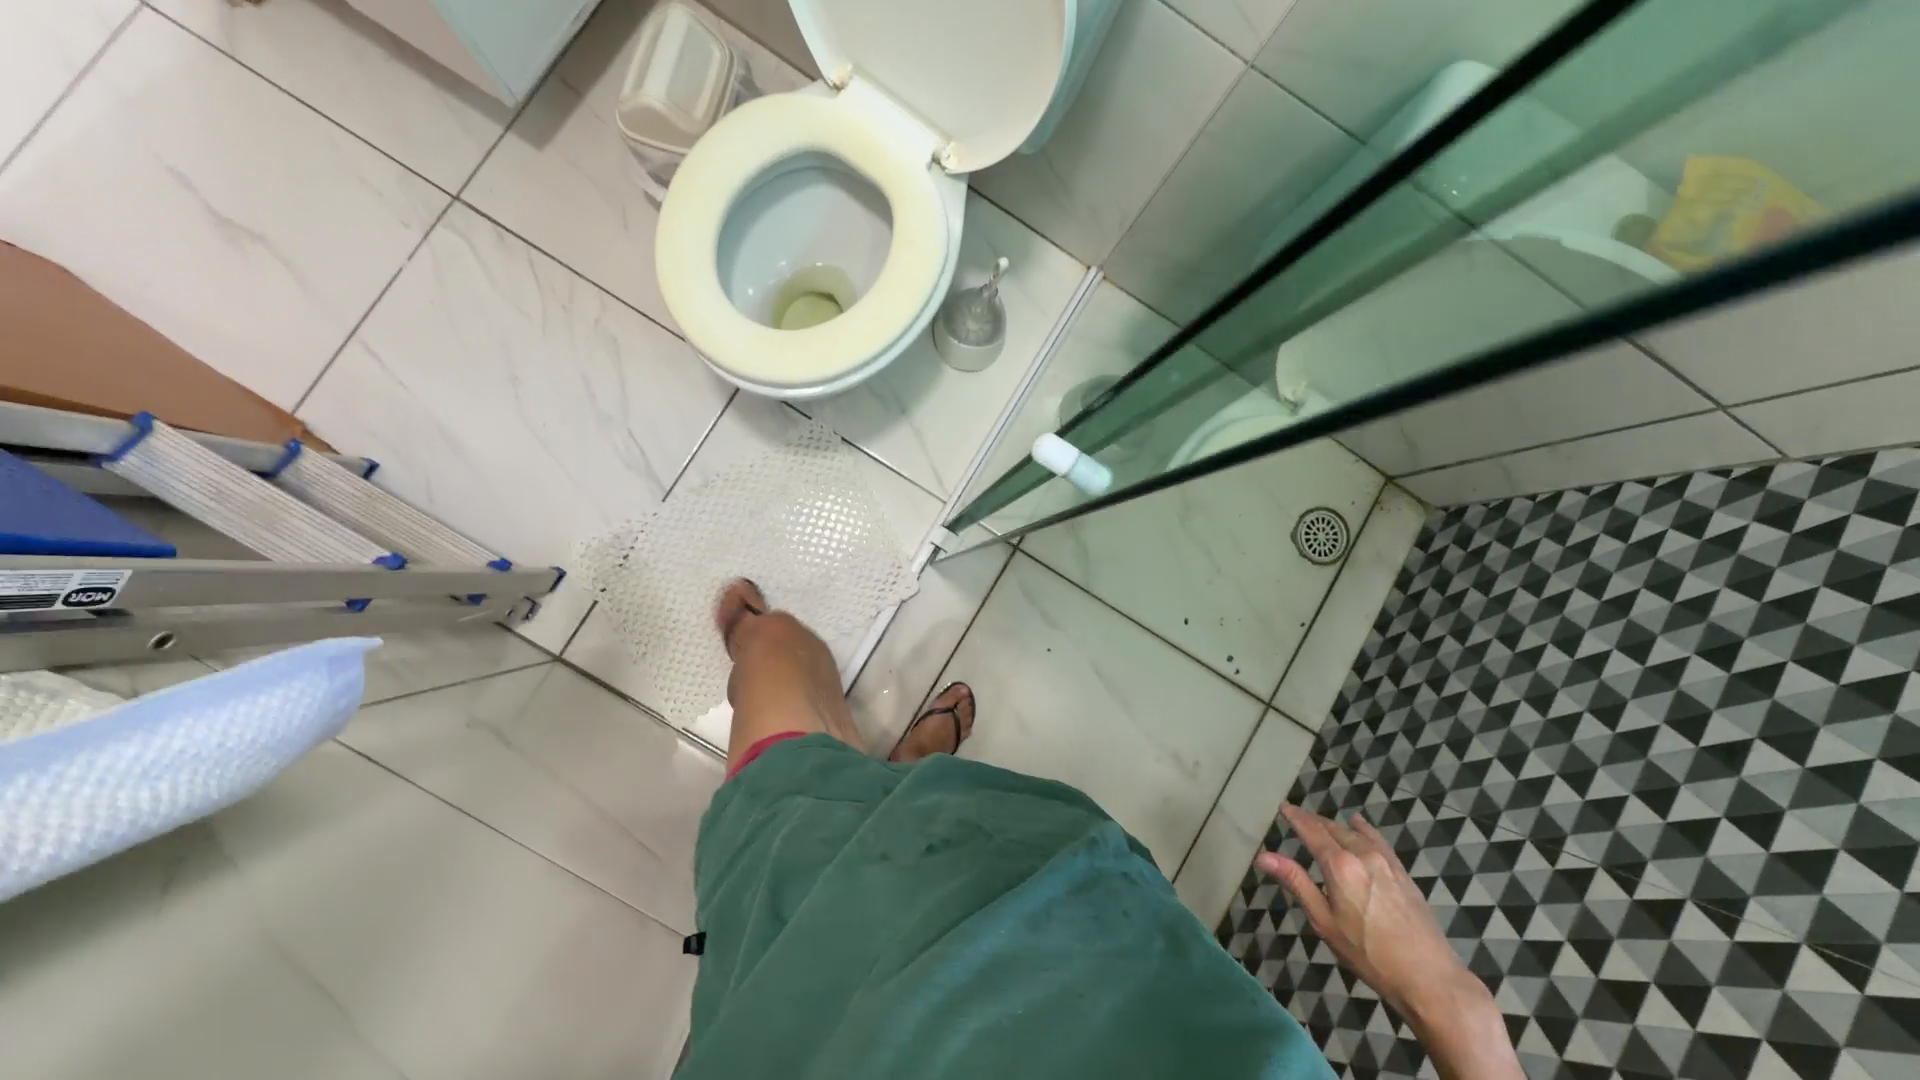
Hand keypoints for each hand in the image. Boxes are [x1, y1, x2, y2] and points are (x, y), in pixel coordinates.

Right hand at [1258, 804, 1522, 1079]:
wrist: (1428, 977)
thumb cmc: (1368, 954)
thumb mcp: (1324, 922)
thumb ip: (1296, 883)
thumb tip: (1264, 856)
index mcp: (1340, 866)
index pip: (1312, 832)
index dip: (1296, 818)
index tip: (1284, 807)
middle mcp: (1363, 856)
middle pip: (1334, 829)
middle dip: (1314, 821)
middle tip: (1298, 816)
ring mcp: (1388, 864)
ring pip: (1357, 834)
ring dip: (1337, 826)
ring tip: (1324, 822)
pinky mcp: (1404, 875)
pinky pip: (1380, 842)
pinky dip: (1365, 830)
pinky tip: (1361, 826)